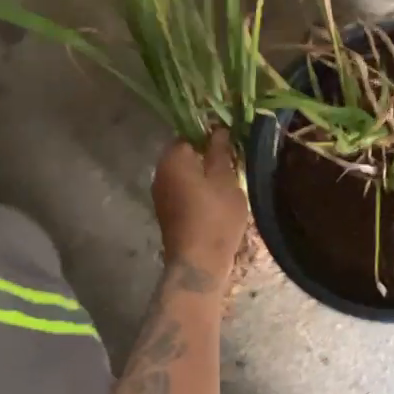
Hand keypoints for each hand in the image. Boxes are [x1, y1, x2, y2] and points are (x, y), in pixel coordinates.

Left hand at [152, 129, 248, 274]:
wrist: (198, 263)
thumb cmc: (216, 217)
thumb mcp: (225, 180)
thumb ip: (220, 152)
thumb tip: (218, 129)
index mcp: (173, 159)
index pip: (189, 134)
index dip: (210, 135)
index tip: (231, 143)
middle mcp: (160, 173)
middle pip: (185, 154)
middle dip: (207, 155)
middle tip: (233, 163)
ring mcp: (160, 194)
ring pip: (184, 174)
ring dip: (203, 174)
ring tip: (228, 182)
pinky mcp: (166, 212)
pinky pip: (182, 190)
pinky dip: (197, 189)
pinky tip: (216, 199)